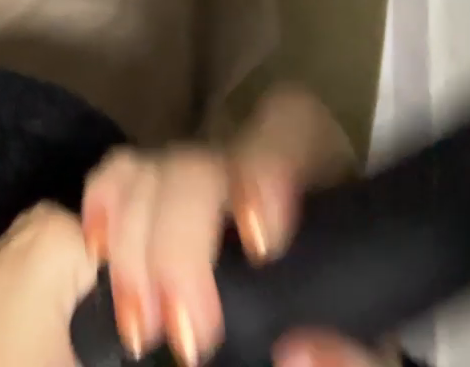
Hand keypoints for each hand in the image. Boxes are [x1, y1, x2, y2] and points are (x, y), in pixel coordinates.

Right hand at [80, 86, 387, 366]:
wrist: (304, 320)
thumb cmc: (340, 318)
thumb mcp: (370, 339)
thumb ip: (358, 357)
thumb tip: (300, 353)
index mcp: (317, 171)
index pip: (291, 126)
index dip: (265, 170)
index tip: (258, 244)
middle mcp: (241, 157)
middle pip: (195, 167)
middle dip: (178, 247)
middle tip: (182, 329)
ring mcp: (189, 167)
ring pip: (146, 173)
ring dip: (134, 248)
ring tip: (141, 324)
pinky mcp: (149, 185)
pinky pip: (115, 174)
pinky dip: (102, 207)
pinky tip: (100, 253)